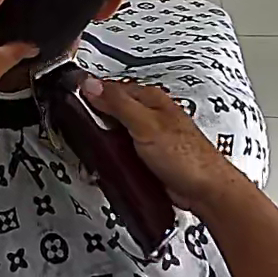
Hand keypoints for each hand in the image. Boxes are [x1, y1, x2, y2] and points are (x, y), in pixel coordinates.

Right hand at [78, 79, 251, 211]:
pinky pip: (124, 152)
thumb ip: (118, 104)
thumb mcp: (145, 125)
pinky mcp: (148, 157)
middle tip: (80, 130)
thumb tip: (92, 85)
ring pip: (116, 133)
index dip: (90, 93)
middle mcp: (150, 114)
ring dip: (104, 142)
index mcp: (150, 99)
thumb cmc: (188, 158)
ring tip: (93, 152)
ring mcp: (149, 136)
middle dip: (95, 120)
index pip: (111, 87)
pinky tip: (109, 165)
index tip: (71, 101)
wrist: (206, 191)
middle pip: (112, 110)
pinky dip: (114, 158)